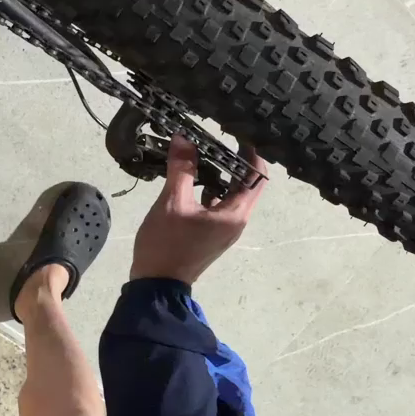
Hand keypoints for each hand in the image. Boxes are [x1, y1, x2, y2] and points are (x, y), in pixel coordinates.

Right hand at [129, 136, 269, 285]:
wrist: (157, 283)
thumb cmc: (167, 244)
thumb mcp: (172, 202)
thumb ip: (181, 168)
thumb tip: (184, 138)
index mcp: (235, 213)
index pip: (257, 176)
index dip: (253, 153)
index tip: (240, 132)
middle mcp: (236, 220)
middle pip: (245, 183)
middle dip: (234, 159)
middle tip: (219, 135)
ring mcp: (224, 228)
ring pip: (230, 193)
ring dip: (220, 173)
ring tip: (204, 150)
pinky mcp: (211, 232)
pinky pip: (217, 203)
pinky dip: (210, 187)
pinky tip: (192, 175)